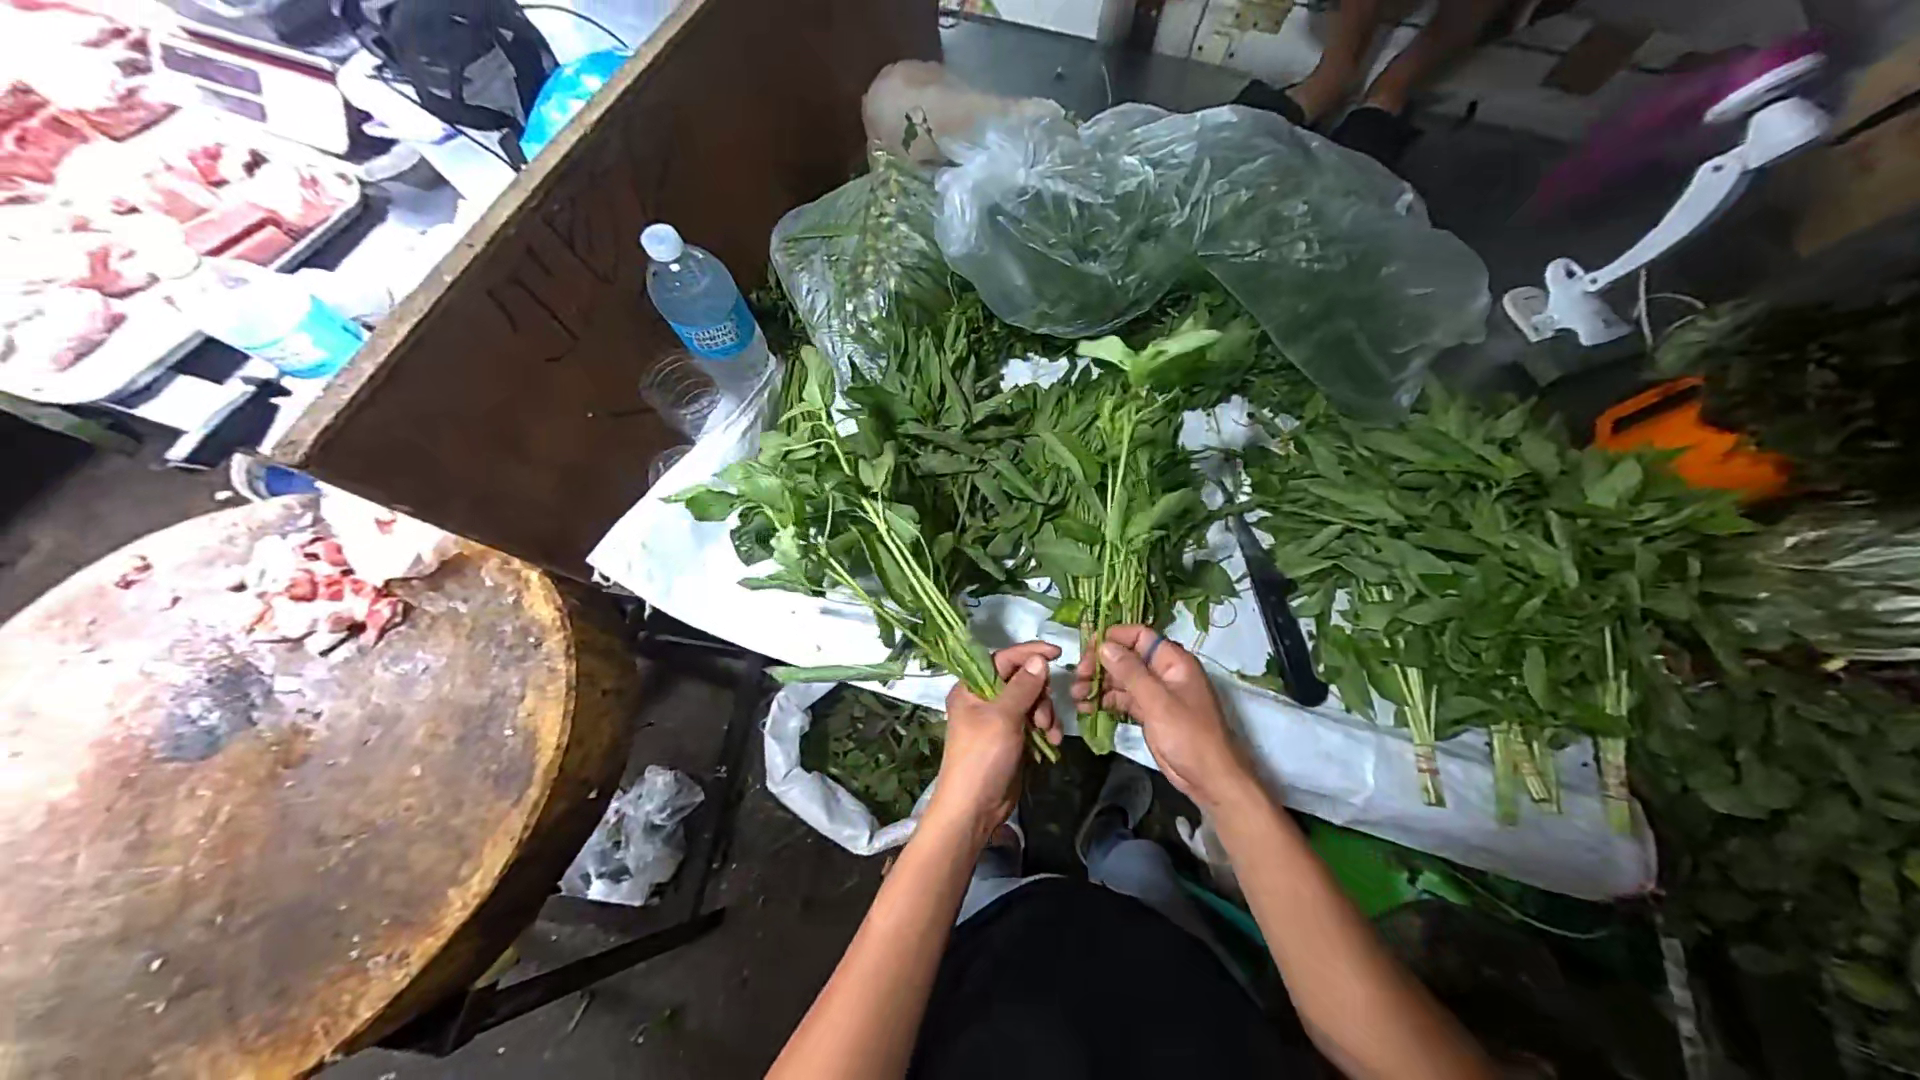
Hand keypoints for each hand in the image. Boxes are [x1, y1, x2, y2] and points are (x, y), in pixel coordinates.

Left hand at [930, 642, 1061, 835]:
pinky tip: (1053, 742)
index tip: (1057, 653)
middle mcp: (984, 699)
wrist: (976, 807)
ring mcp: (999, 719)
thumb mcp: (1003, 716)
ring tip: (1048, 732)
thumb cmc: (982, 756)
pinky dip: (1046, 729)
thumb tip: (1039, 659)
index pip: (1003, 659)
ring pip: (1032, 701)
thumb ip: (1023, 686)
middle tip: (1044, 713)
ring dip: (1045, 713)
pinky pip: (1035, 722)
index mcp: (971, 688)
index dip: (1029, 653)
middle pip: (1022, 680)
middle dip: (1040, 693)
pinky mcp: (1013, 738)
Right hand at [1073, 625, 1259, 812]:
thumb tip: (1104, 645)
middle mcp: (1163, 672)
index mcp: (1173, 661)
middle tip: (1078, 677)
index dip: (1113, 638)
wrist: (1209, 778)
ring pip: (1121, 679)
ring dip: (1098, 684)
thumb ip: (1130, 672)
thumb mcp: (1158, 701)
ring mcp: (1155, 693)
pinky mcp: (1149, 712)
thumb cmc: (1189, 735)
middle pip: (1126, 656)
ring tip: (1077, 695)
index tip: (1088, 649)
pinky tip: (1087, 707)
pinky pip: (1123, 699)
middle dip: (1100, 664)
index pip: (1139, 636)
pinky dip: (1105, 701)